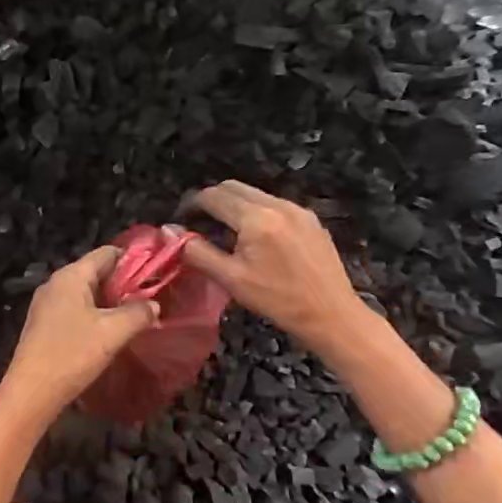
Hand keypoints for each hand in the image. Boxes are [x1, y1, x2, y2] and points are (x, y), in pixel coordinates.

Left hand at [0, 247, 158, 420]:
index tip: (157, 273)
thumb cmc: (72, 353)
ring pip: (86, 292)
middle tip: (152, 298)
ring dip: (110, 301)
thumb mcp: (113, 332)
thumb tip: (153, 305)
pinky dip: (95, 314)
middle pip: (96, 272)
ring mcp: (47, 303)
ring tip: (137, 316)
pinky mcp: (45, 323)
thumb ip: (138, 313)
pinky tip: (110, 331)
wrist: (32, 389)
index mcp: (70, 276)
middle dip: (124, 283)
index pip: (106, 253)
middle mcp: (55, 283)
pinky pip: (75, 308)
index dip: (133, 259)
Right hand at [178, 180, 369, 352]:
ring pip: (253, 193)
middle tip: (198, 222)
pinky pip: (273, 203)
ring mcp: (297, 210)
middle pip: (232, 187)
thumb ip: (196, 251)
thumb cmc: (277, 299)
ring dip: (232, 205)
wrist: (333, 315)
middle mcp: (278, 205)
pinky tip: (253, 237)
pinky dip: (255, 211)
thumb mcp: (229, 278)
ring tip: (224, 231)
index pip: (212, 196)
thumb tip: (169, 231)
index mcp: (256, 219)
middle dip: (210, 200)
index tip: (181, 220)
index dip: (191, 205)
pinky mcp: (310, 219)